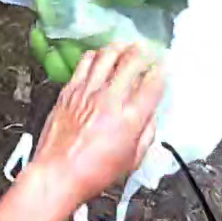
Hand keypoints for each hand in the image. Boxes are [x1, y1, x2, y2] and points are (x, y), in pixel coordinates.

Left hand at [25, 43, 163, 208]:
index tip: (163, 68)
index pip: (153, 83)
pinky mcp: (69, 91)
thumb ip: (146, 133)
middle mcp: (110, 99)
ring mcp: (87, 92)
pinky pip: (84, 63)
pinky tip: (100, 56)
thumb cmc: (94, 172)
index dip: (162, 71)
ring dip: (120, 47)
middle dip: (144, 52)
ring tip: (126, 46)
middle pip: (132, 61)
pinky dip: (96, 56)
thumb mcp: (133, 160)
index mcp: (130, 118)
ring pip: (107, 55)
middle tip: (147, 51)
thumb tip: (150, 114)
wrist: (58, 174)